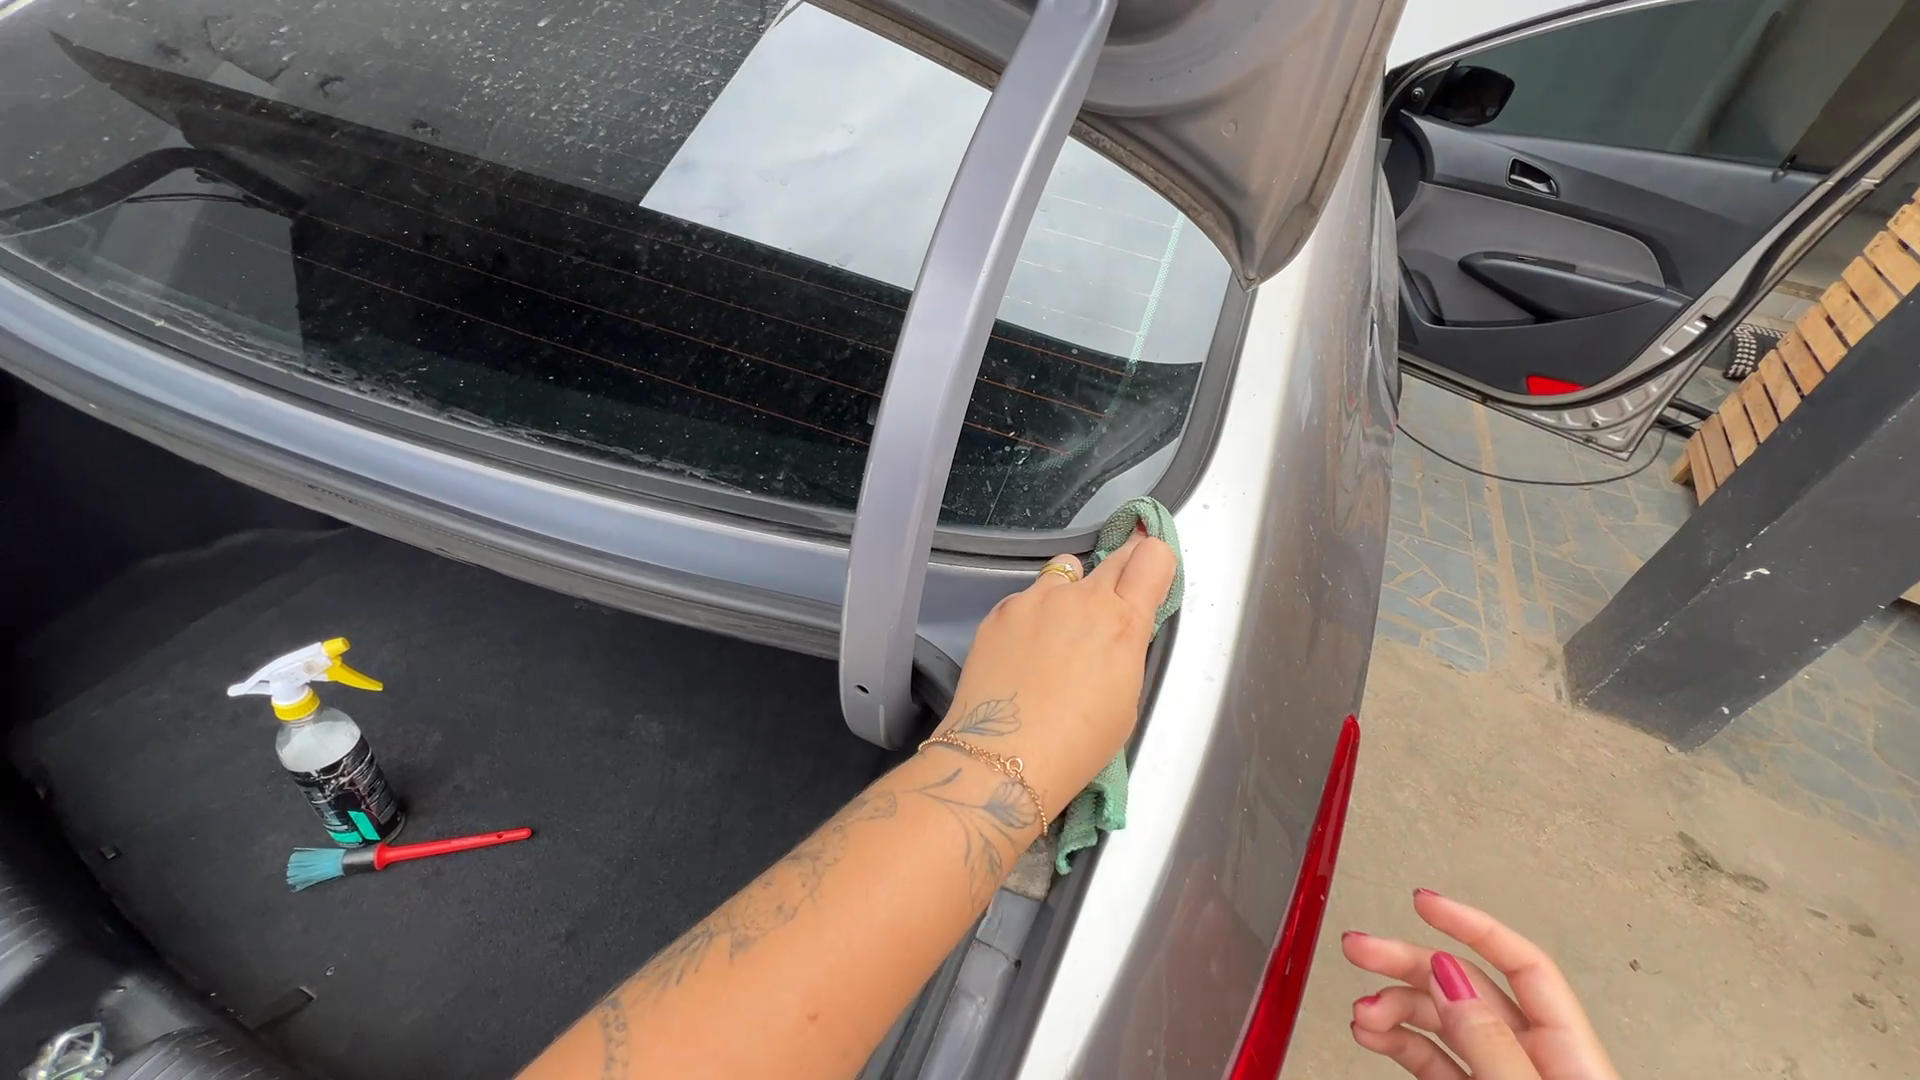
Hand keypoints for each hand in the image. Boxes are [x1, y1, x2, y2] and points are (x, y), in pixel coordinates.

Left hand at [930, 530, 1175, 818]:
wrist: (1004, 754)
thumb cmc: (1078, 742)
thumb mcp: (1125, 697)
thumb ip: (1125, 648)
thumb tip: (1116, 628)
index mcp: (1123, 621)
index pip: (1152, 558)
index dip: (1154, 562)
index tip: (1148, 574)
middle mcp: (1080, 598)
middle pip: (1113, 558)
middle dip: (1118, 574)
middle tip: (1110, 602)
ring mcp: (1035, 599)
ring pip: (1063, 572)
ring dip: (1069, 590)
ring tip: (1057, 630)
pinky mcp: (1000, 610)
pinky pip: (1026, 598)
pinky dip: (1031, 614)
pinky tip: (1021, 650)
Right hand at [1343, 890, 1619, 1079]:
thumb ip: (1491, 1043)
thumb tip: (1449, 975)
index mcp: (1573, 1058)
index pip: (1524, 966)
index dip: (1472, 926)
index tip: (1423, 901)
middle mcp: (1536, 1061)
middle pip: (1466, 988)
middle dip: (1407, 964)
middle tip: (1359, 948)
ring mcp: (1502, 1078)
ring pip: (1440, 1021)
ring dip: (1393, 1008)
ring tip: (1363, 1014)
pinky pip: (1430, 1056)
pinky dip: (1395, 1039)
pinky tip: (1371, 1033)